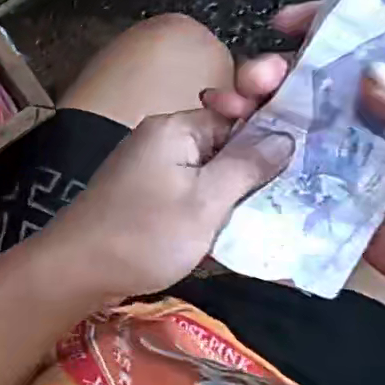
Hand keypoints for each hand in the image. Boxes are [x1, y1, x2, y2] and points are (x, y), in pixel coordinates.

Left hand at [38, 108, 294, 301]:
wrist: (77, 269)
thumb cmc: (144, 233)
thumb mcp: (205, 201)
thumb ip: (246, 165)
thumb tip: (285, 135)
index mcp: (174, 129)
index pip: (235, 114)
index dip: (269, 130)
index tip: (306, 153)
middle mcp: (160, 140)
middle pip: (223, 142)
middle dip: (256, 165)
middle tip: (300, 188)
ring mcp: (150, 169)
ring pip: (208, 171)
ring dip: (237, 190)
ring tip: (279, 209)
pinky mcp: (145, 196)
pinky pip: (189, 191)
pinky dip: (212, 206)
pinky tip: (237, 227)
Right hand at [203, 4, 384, 304]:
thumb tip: (371, 74)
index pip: (379, 39)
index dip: (333, 22)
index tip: (289, 22)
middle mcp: (381, 108)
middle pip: (321, 73)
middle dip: (280, 66)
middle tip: (257, 77)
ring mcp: (349, 146)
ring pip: (295, 111)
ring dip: (258, 100)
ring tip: (233, 104)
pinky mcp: (327, 183)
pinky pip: (288, 157)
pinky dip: (255, 143)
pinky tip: (227, 134)